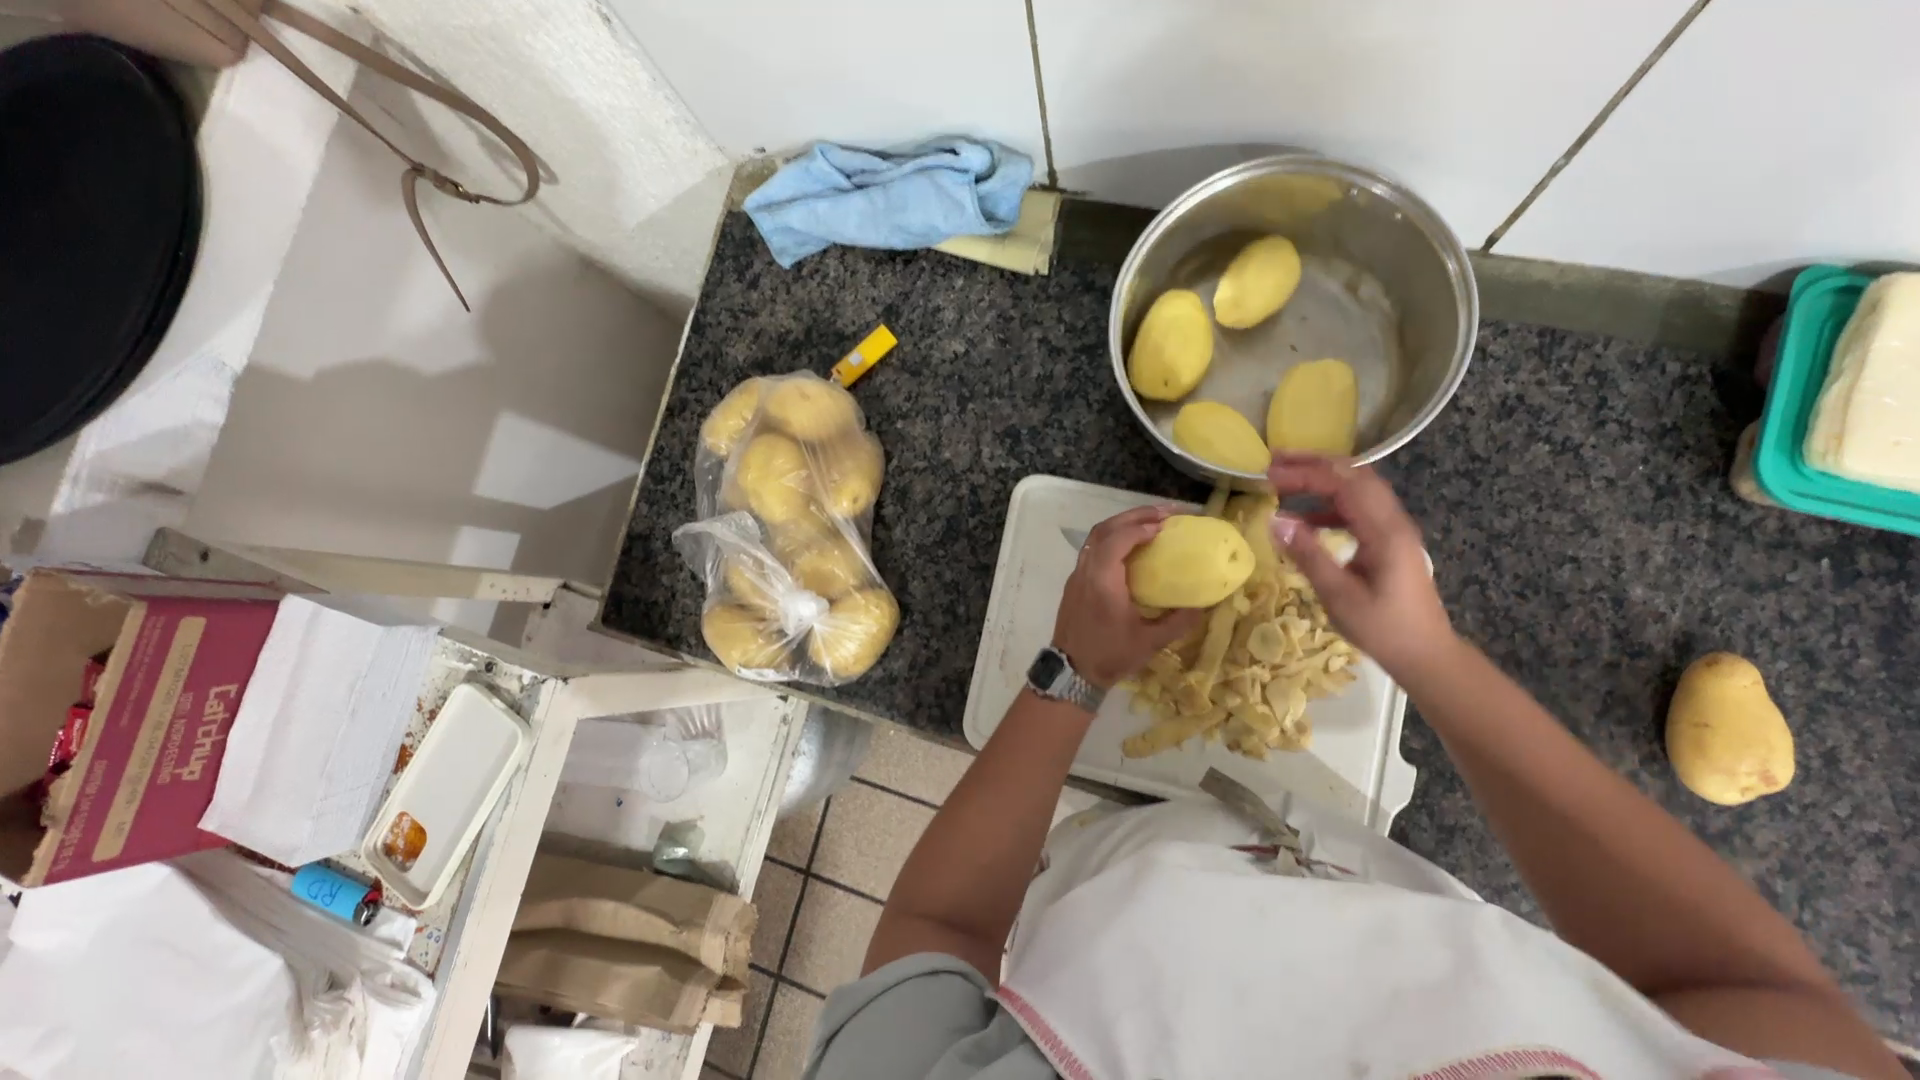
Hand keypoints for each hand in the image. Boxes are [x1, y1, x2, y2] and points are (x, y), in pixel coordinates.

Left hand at [1053, 506, 1206, 690]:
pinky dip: (1113, 539)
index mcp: (1103, 582)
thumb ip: (1179, 621)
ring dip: (1122, 524)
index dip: (1141, 527)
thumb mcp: (1150, 642)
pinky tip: (1132, 545)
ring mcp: (1077, 576)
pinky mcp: (1075, 583)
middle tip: (1164, 513)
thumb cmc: (1110, 656)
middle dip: (1134, 516)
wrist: (1072, 673)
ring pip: (1096, 537)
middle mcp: (1086, 572)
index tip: (1165, 526)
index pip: (1117, 540)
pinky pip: (1093, 549)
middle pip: (1105, 530)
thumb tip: (1205, 604)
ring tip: (1150, 523)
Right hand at [1266, 455, 1456, 676]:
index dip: (1306, 474)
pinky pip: (1358, 510)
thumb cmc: (1383, 628)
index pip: (1344, 484)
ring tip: (1284, 484)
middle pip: (1355, 475)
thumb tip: (1275, 521)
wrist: (1426, 654)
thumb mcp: (1339, 595)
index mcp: (1384, 531)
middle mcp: (1393, 521)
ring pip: (1357, 489)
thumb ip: (1308, 555)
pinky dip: (1329, 505)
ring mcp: (1393, 530)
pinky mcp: (1389, 542)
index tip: (1269, 474)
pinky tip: (1304, 519)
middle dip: (1313, 465)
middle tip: (1274, 463)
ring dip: (1321, 481)